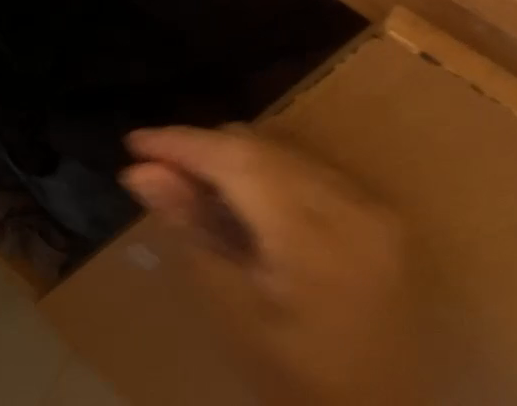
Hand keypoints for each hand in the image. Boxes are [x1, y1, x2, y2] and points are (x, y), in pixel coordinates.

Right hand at [122, 126, 422, 405]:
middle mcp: (354, 208)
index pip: (237, 160)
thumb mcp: (231, 306)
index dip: (181, 143)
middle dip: (203, 149)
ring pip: (282, 151)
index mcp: (316, 238)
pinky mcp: (382, 216)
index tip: (134, 143)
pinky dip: (265, 171)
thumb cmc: (294, 373)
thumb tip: (139, 171)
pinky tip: (241, 199)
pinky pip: (308, 168)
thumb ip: (190, 227)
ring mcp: (376, 209)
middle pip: (259, 148)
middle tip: (156, 168)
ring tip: (194, 184)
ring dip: (232, 157)